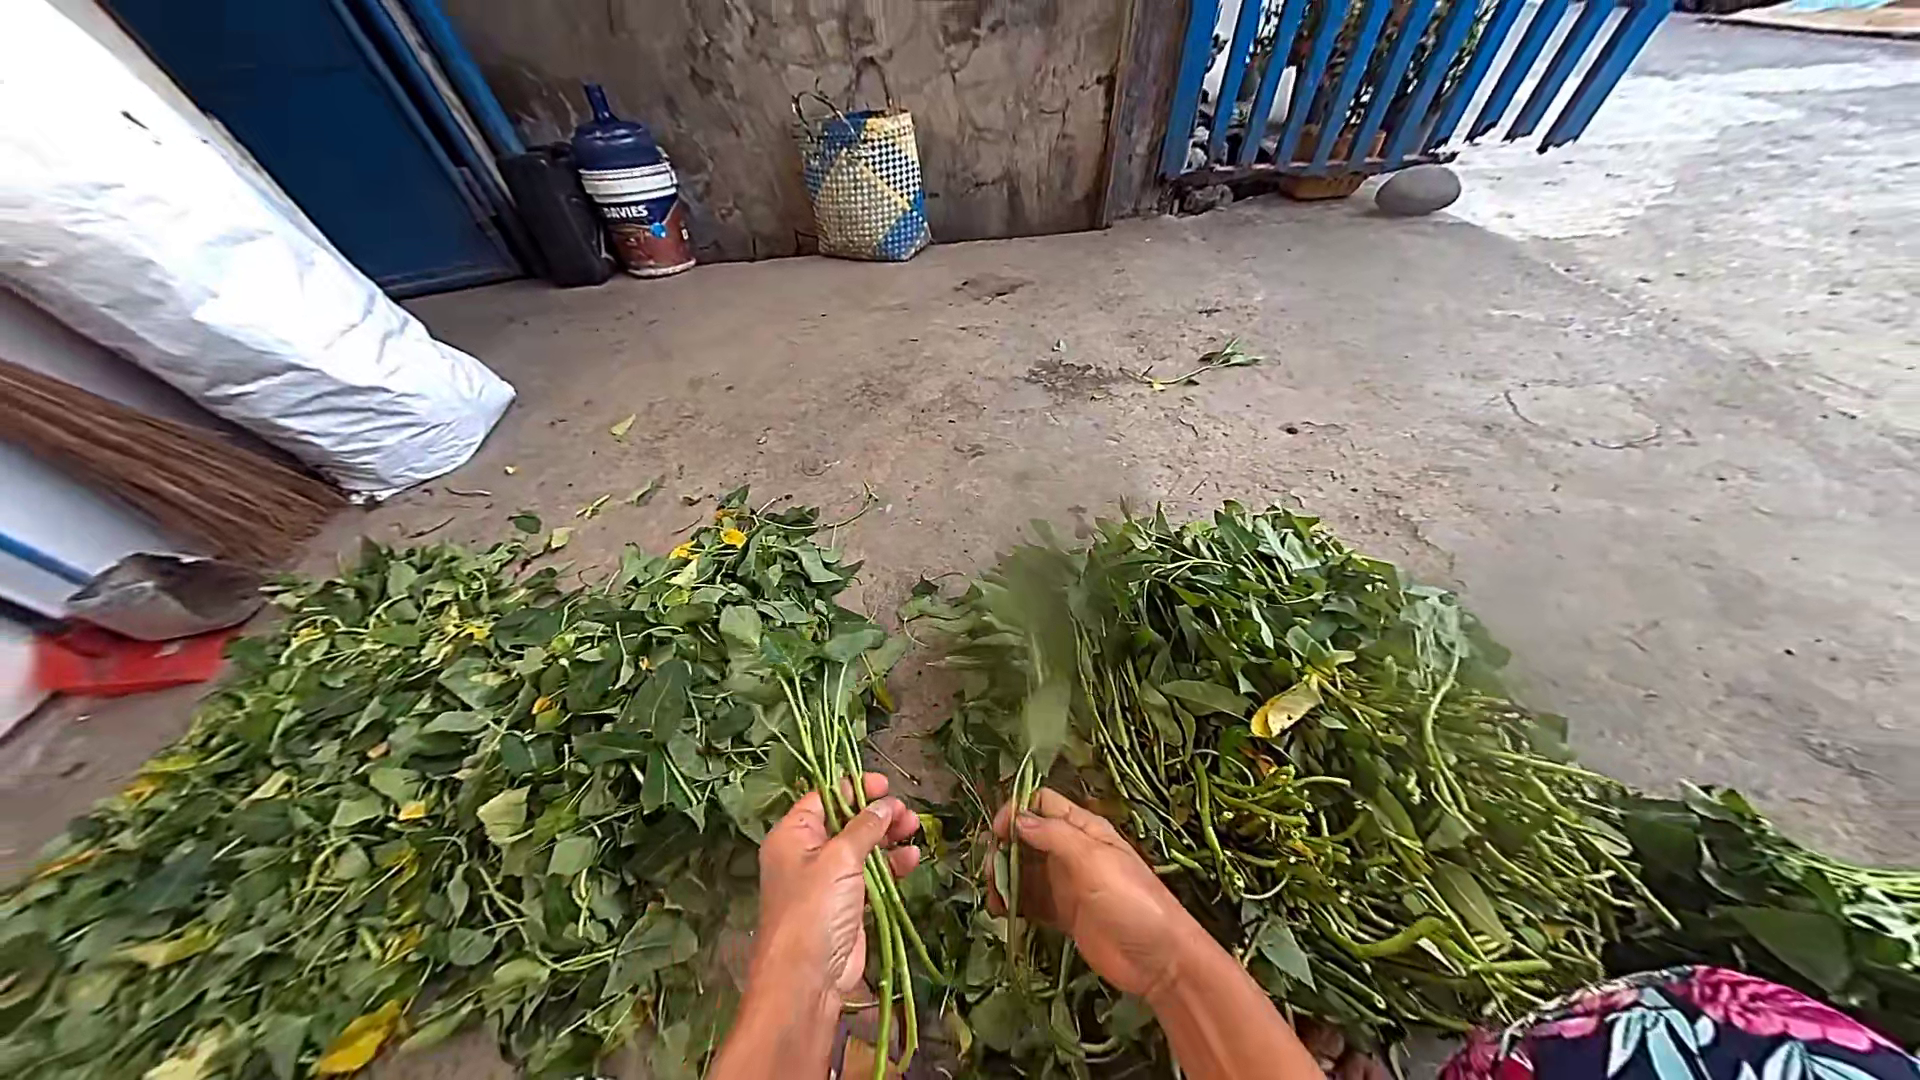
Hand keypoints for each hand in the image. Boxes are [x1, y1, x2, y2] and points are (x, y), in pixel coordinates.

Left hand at [753, 773, 921, 1007]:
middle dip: (878, 814)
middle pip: (848, 820)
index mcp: (794, 834)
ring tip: (914, 830)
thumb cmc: (814, 909)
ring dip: (889, 837)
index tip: (885, 786)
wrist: (806, 981)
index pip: (825, 796)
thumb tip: (885, 804)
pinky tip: (911, 859)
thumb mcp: (840, 857)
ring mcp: (828, 879)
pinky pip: (872, 874)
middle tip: (906, 814)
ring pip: (863, 846)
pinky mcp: (847, 902)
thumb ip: (865, 825)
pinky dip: (891, 865)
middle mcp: (808, 852)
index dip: (855, 788)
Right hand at [988, 787, 1202, 997]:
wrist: (1160, 961)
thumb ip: (1054, 835)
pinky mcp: (1062, 912)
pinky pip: (1029, 900)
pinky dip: (1012, 903)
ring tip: (994, 897)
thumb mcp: (1093, 859)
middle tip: (992, 872)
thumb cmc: (1131, 899)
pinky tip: (1001, 912)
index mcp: (1082, 828)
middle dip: (1003, 848)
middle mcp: (1070, 850)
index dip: (1016, 811)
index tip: (997, 832)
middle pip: (1026, 836)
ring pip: (1024, 868)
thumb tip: (1018, 819)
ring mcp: (1065, 882)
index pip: (1041, 804)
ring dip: (1004, 877)